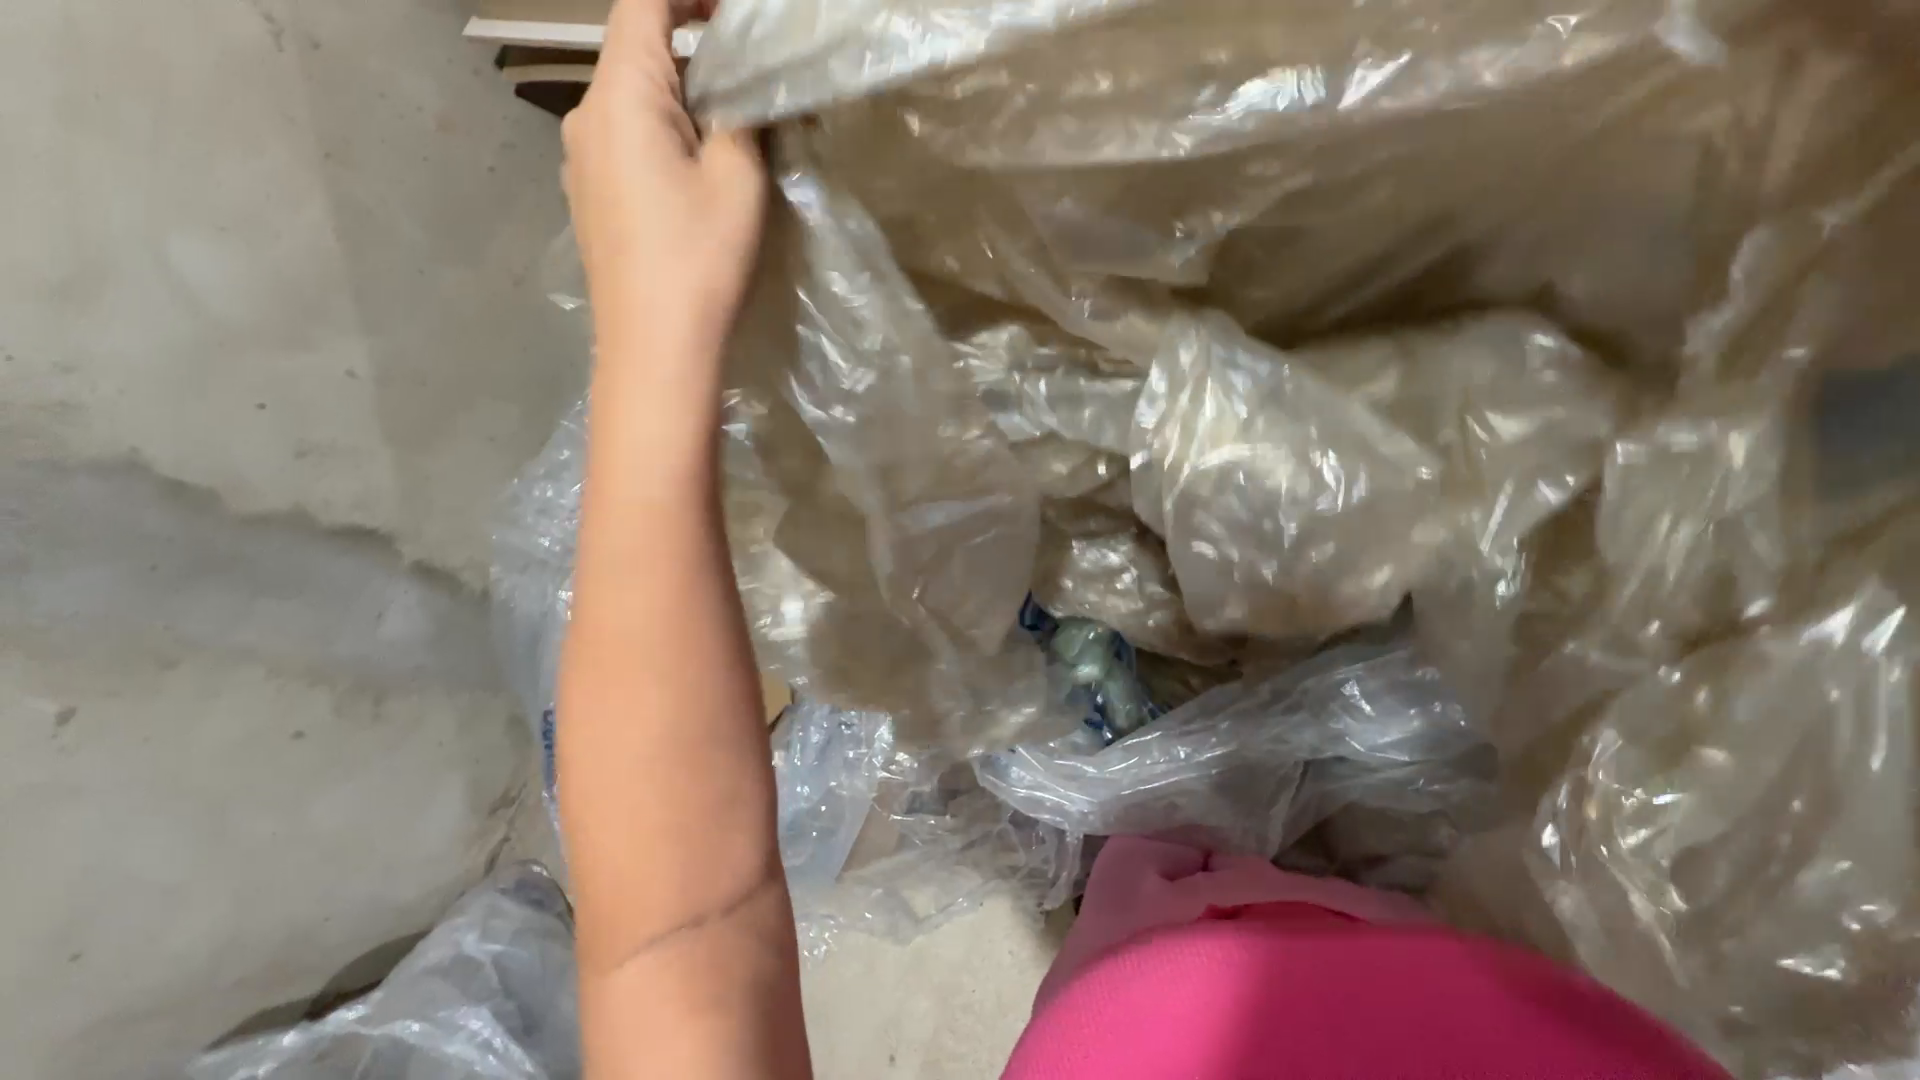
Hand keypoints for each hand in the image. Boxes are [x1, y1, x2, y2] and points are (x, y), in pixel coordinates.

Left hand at [563, 0, 765, 363]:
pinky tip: (695, 177)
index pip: (642, 3)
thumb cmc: (698, 258)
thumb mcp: (738, 179)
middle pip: (635, 51)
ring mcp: (579, 158)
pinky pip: (624, 140)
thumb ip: (739, 117)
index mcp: (619, 94)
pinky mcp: (588, 195)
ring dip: (680, 100)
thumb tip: (739, 94)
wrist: (653, 346)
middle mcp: (585, 115)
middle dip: (694, 53)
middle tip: (753, 86)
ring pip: (631, 100)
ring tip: (730, 137)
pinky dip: (661, 136)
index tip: (735, 16)